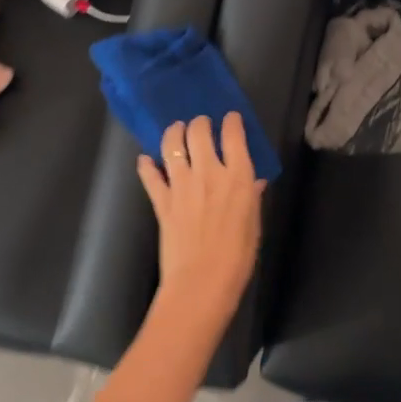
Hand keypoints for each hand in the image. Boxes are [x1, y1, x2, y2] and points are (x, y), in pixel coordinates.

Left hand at [135, 113, 266, 317]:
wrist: (201, 283)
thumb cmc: (237, 257)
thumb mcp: (254, 224)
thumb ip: (251, 197)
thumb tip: (254, 182)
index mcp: (238, 177)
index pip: (234, 135)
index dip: (232, 122)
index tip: (231, 118)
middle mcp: (209, 172)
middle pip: (200, 132)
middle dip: (200, 123)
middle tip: (201, 124)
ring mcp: (181, 185)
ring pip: (172, 144)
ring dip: (174, 132)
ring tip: (176, 130)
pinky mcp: (161, 201)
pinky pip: (150, 175)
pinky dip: (147, 165)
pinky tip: (146, 160)